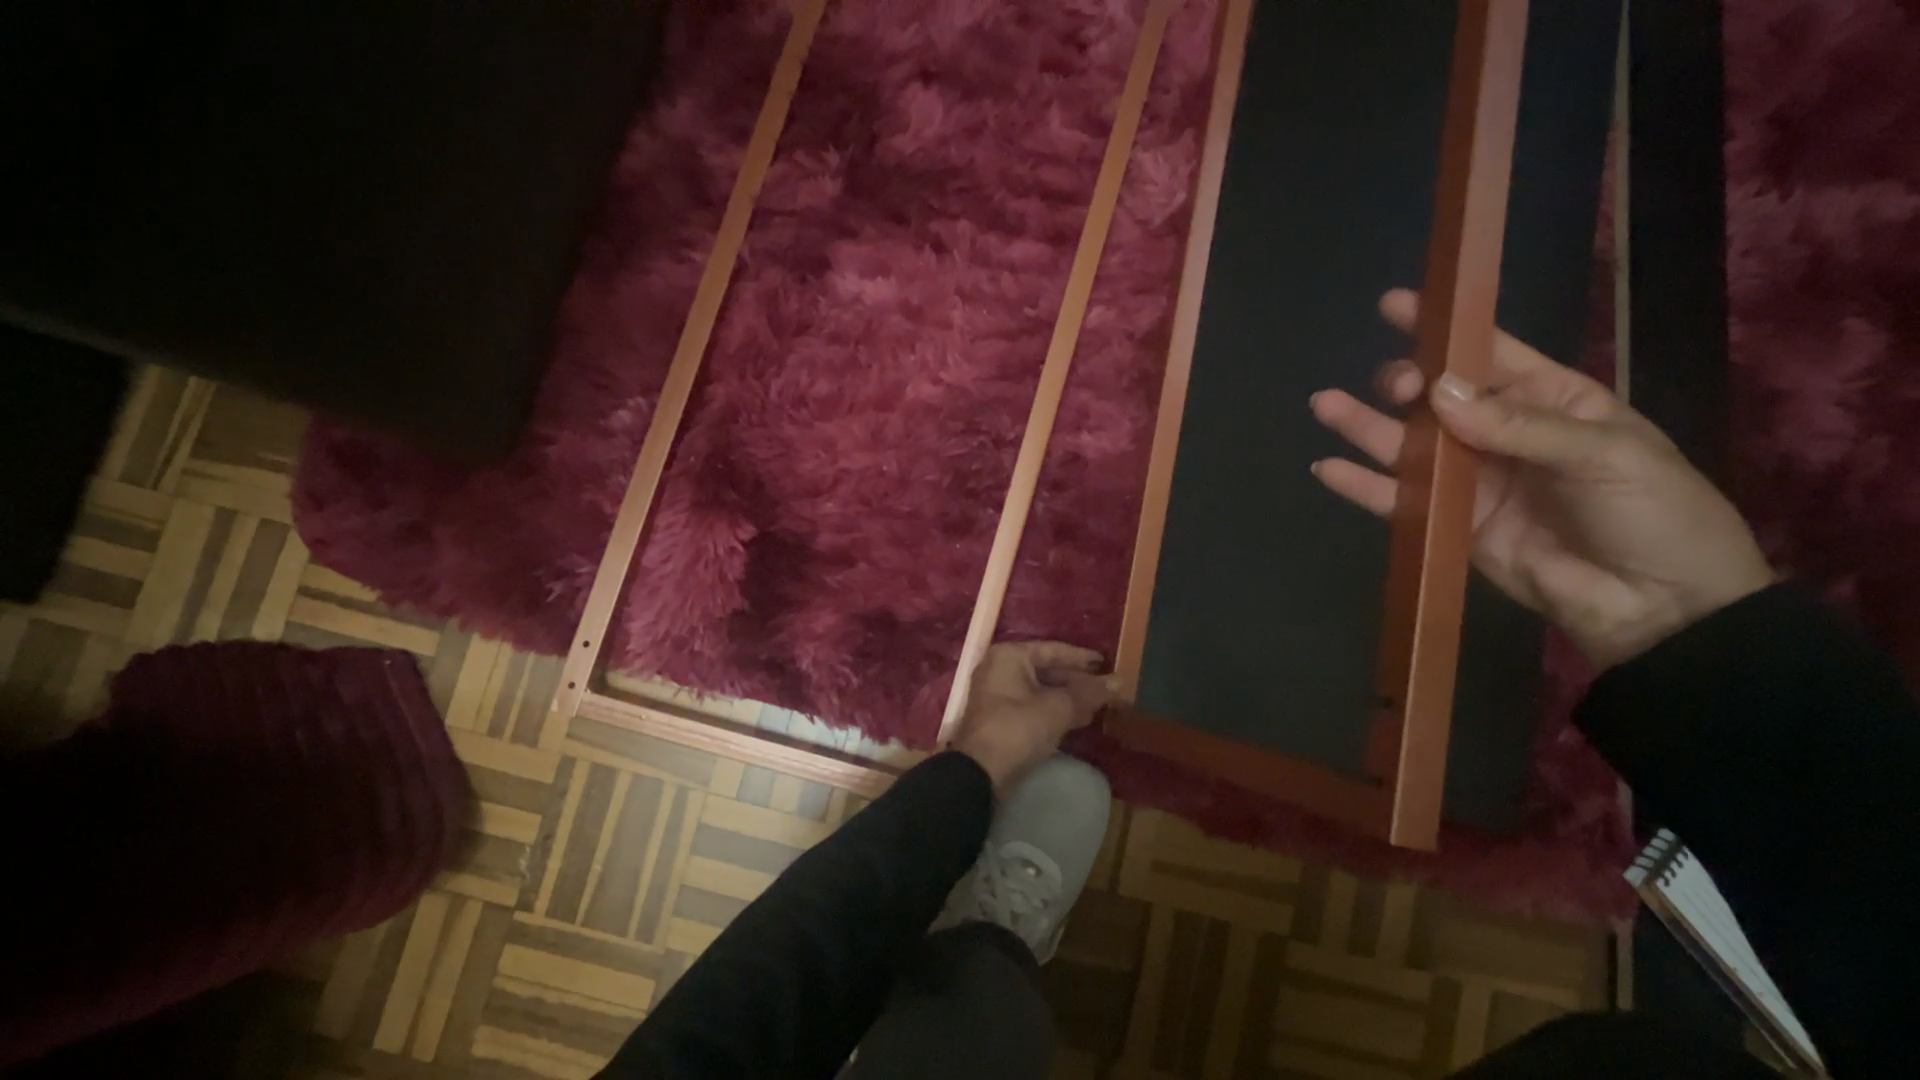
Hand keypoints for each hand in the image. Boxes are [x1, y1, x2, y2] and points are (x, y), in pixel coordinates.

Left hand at [949, 642, 1113, 793]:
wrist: (981, 771)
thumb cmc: (1019, 728)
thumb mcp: (1058, 708)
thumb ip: (1089, 693)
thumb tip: (1119, 682)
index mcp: (1010, 656)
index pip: (1053, 650)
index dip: (1082, 658)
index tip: (1107, 663)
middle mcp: (1001, 669)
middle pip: (1047, 669)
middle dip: (1078, 681)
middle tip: (1108, 688)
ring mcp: (998, 694)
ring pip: (1042, 689)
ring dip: (1070, 697)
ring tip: (1100, 705)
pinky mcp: (1001, 717)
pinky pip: (1034, 705)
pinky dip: (1056, 710)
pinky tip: (1080, 719)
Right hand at [1309, 288, 1773, 669]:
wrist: (1661, 605)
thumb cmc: (1654, 512)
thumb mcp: (1604, 453)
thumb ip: (1518, 425)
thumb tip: (1438, 392)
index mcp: (1552, 401)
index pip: (1488, 355)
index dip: (1445, 331)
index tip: (1397, 305)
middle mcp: (1503, 434)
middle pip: (1438, 399)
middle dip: (1407, 384)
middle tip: (1394, 387)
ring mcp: (1473, 482)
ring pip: (1408, 446)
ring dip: (1366, 426)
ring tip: (1324, 406)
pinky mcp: (1451, 527)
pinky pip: (1399, 502)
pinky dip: (1362, 487)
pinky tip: (1328, 469)